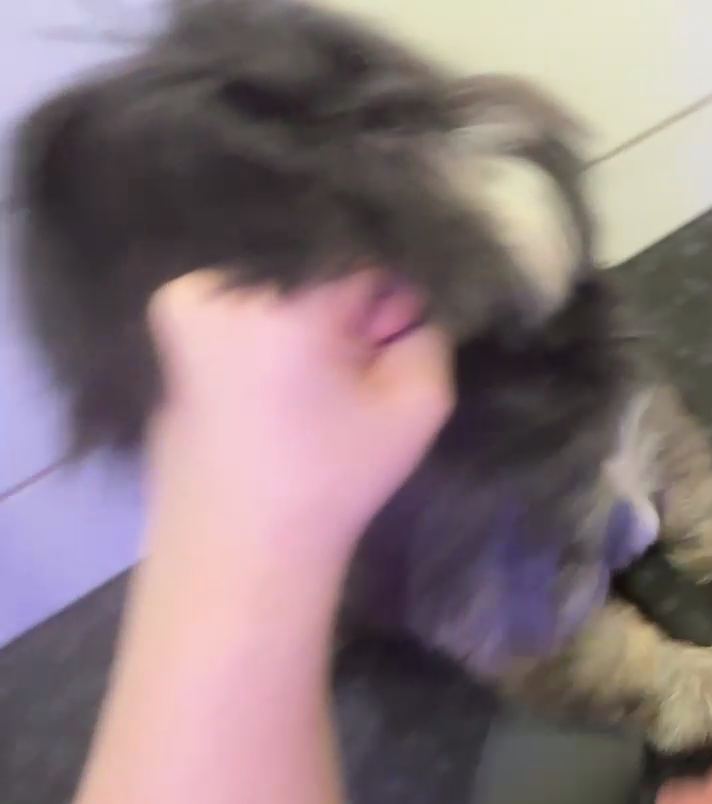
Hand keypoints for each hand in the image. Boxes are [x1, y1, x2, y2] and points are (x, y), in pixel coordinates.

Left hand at [145, 270, 453, 562]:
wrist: (244, 533)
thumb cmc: (337, 473)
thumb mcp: (420, 405)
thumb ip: (430, 338)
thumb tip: (410, 308)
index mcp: (280, 304)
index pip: (365, 253)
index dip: (398, 292)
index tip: (406, 334)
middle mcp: (218, 283)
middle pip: (321, 262)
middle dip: (359, 303)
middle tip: (370, 364)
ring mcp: (184, 297)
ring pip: (291, 278)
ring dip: (325, 313)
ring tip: (332, 374)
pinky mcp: (174, 319)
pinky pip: (257, 295)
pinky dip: (291, 320)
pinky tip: (299, 372)